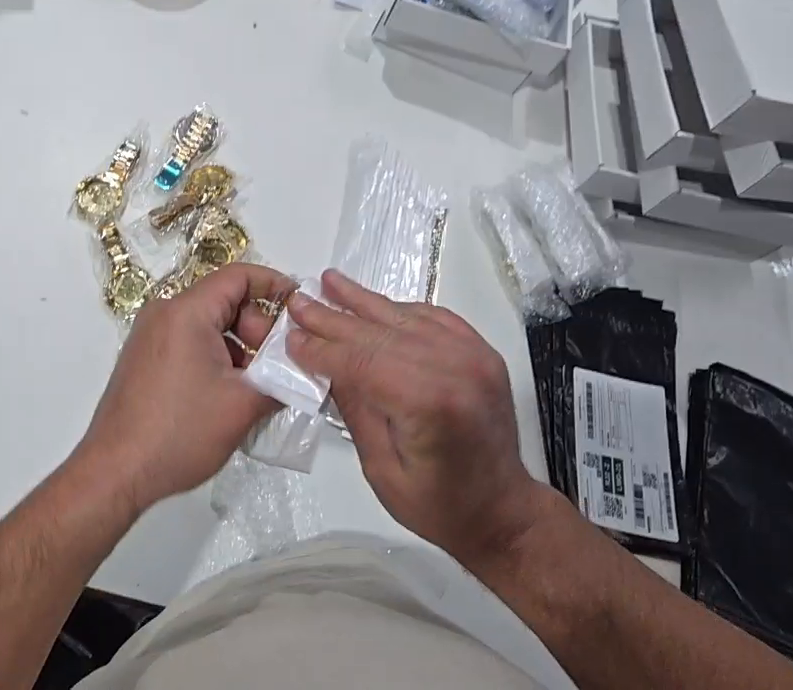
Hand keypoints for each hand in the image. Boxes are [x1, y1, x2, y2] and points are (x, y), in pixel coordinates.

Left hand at [75, 263, 294, 513]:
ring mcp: (151, 336)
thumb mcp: (242, 405)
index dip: (274, 284)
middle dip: (258, 326)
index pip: (238, 276)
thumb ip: (281, 379)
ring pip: (209, 324)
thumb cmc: (180, 433)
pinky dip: (216, 357)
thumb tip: (300, 371)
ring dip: (239, 347)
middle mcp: (164, 314)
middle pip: (224, 300)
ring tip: (258, 385)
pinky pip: (190, 342)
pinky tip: (230, 394)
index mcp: (186, 312)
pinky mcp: (145, 359)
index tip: (299, 307)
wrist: (115, 473)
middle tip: (277, 363)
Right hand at [287, 270, 542, 565]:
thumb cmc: (438, 505)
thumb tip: (324, 365)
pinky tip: (375, 302)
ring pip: (406, 317)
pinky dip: (401, 309)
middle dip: (334, 318)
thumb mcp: (381, 468)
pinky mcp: (481, 352)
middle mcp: (455, 367)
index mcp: (430, 402)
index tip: (290, 336)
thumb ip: (355, 408)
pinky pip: (435, 318)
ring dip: (364, 301)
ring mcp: (474, 355)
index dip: (322, 348)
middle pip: (380, 333)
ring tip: (330, 282)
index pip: (361, 361)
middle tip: (298, 301)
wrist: (502, 511)